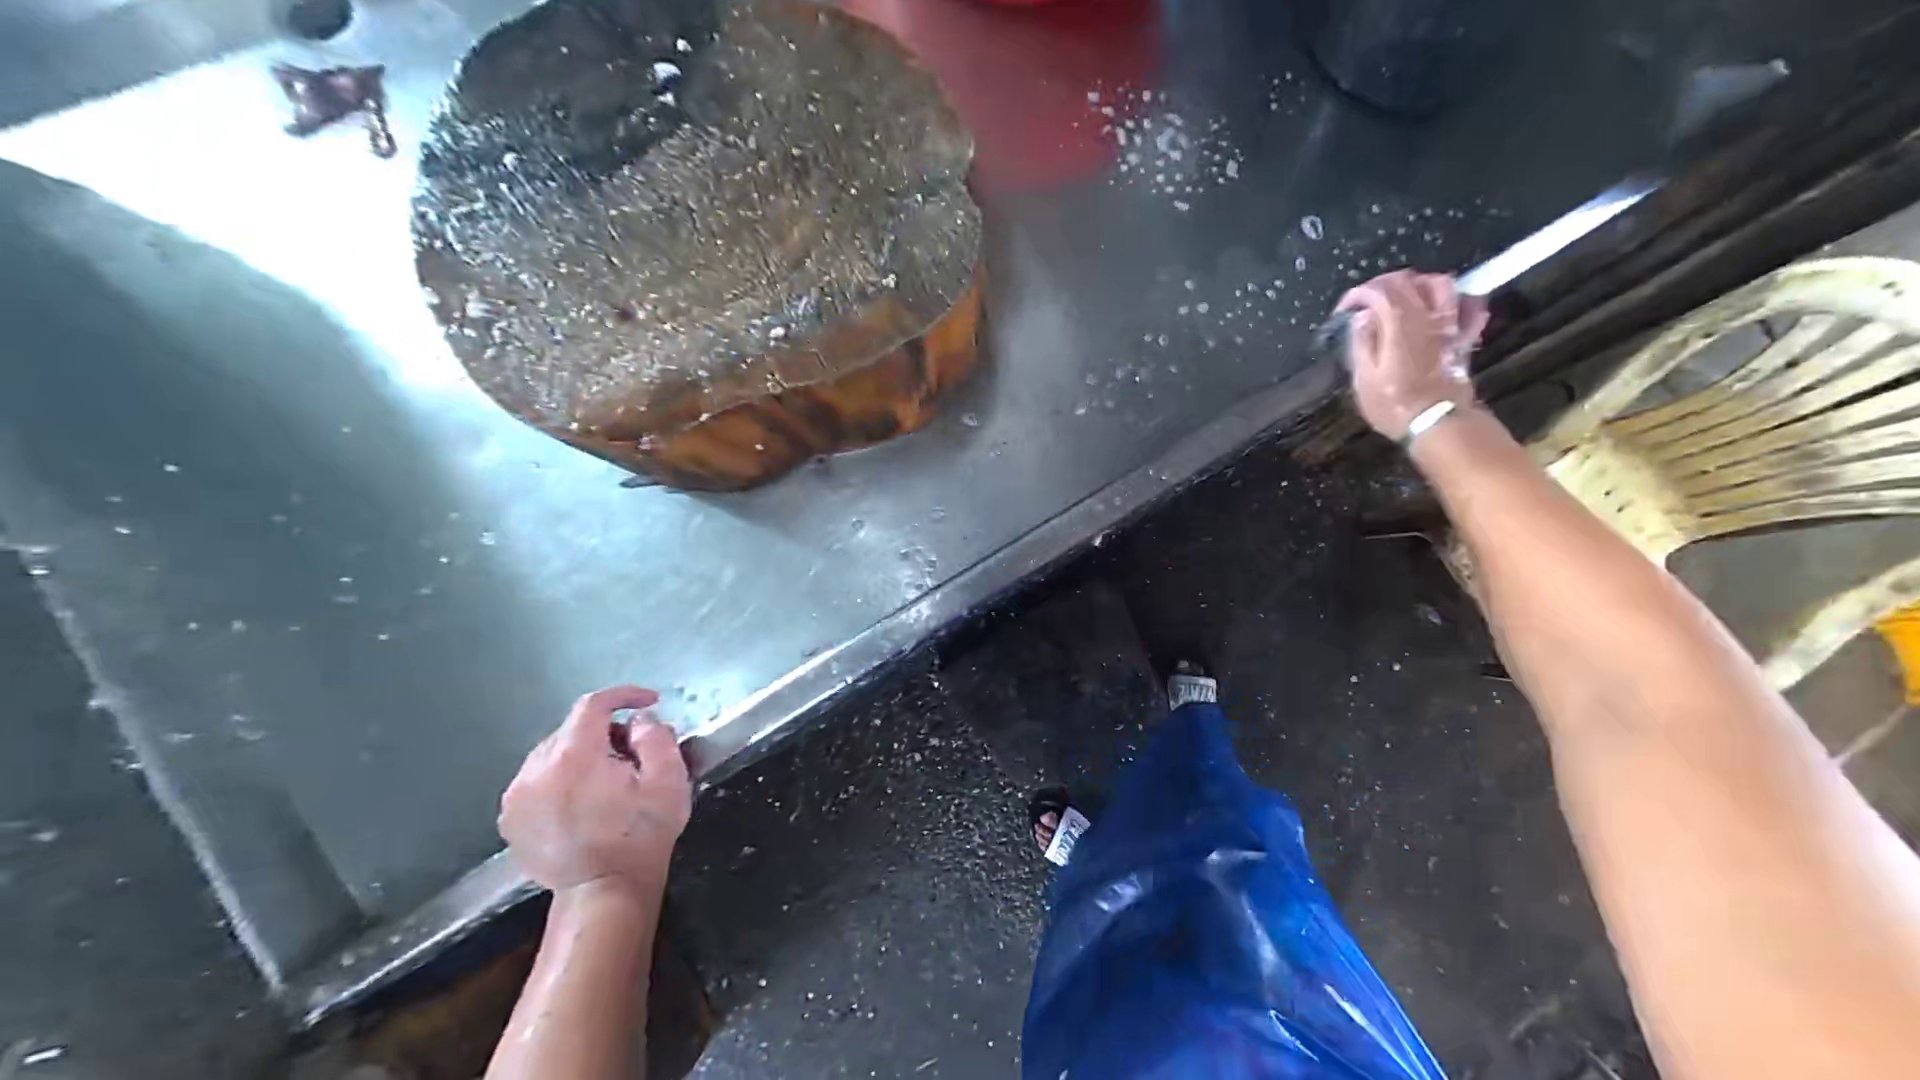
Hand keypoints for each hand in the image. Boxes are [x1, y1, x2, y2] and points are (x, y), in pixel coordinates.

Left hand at [498, 685, 691, 898]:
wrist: (603, 893)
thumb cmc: (641, 835)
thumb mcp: (668, 780)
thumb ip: (656, 737)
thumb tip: (639, 719)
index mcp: (574, 755)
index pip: (593, 704)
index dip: (624, 696)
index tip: (649, 702)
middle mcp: (535, 769)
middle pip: (572, 729)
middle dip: (605, 731)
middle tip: (634, 752)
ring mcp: (517, 796)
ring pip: (553, 753)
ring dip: (582, 754)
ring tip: (608, 779)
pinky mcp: (510, 819)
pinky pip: (538, 779)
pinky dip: (561, 777)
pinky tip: (583, 799)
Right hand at [1336, 270, 1489, 439]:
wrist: (1435, 421)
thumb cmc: (1392, 403)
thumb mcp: (1364, 378)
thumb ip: (1362, 342)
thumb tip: (1362, 317)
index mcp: (1399, 325)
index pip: (1379, 291)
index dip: (1358, 294)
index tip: (1345, 309)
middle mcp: (1427, 316)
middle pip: (1407, 280)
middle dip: (1382, 284)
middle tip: (1367, 301)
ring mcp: (1449, 324)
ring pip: (1440, 284)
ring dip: (1417, 284)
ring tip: (1402, 297)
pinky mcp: (1463, 336)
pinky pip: (1469, 307)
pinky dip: (1456, 300)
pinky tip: (1441, 308)